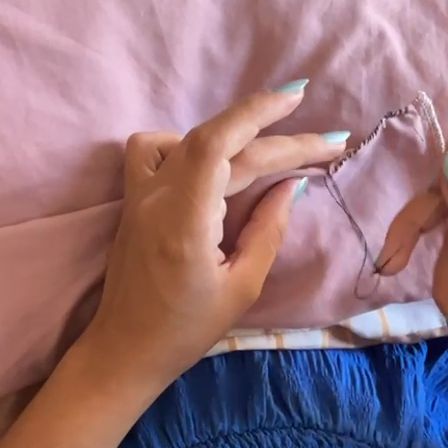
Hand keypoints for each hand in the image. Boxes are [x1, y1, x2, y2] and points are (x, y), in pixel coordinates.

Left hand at [75, 85, 344, 393]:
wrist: (124, 349)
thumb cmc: (186, 330)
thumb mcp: (241, 286)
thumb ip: (268, 229)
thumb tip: (293, 183)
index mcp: (184, 219)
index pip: (221, 144)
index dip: (260, 113)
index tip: (300, 99)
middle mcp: (155, 196)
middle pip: (217, 143)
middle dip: (274, 137)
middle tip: (323, 143)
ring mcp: (137, 195)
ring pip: (185, 139)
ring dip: (232, 136)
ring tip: (268, 152)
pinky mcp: (131, 201)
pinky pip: (152, 150)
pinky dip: (186, 145)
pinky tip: (210, 168)